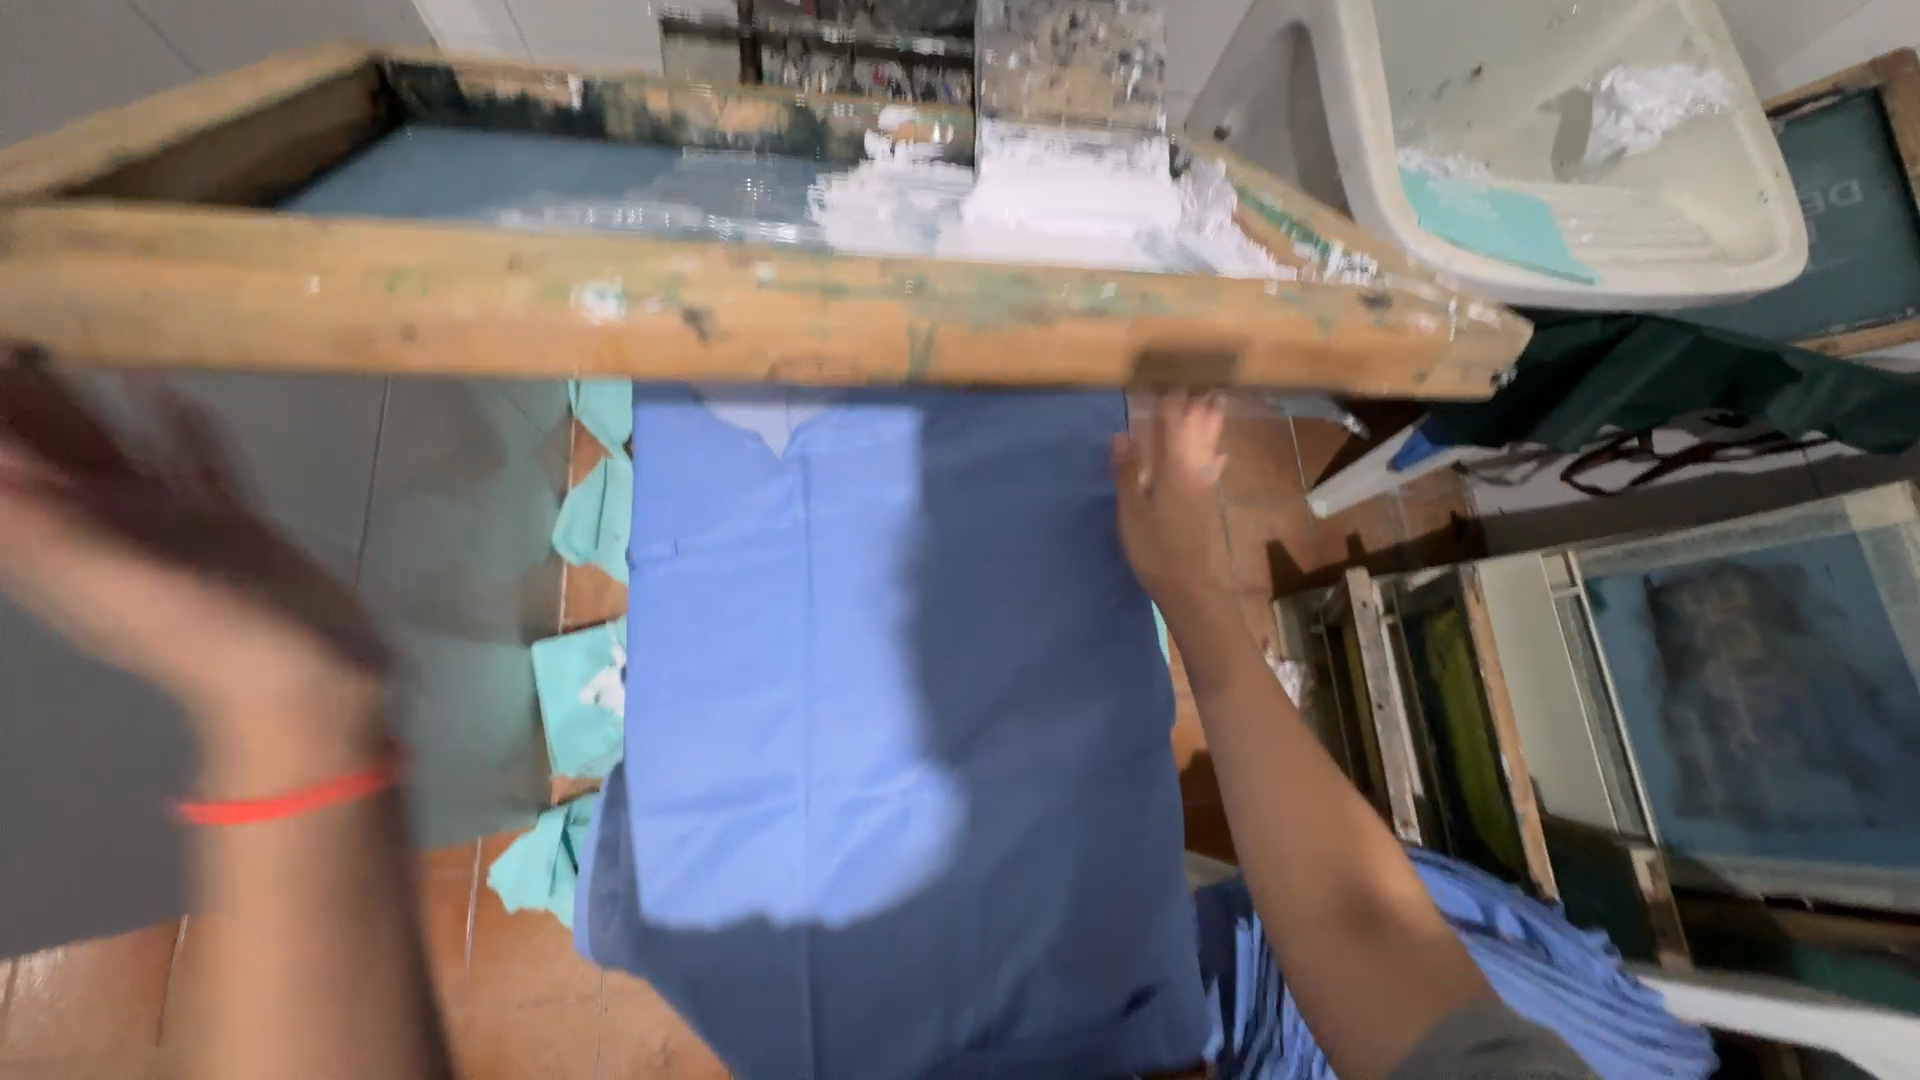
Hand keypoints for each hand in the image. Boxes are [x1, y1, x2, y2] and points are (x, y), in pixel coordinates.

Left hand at [0, 352, 390, 729]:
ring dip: (95, 411)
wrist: (316, 681)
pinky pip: (204, 470)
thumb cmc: (223, 645)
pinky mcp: (239, 529)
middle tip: (12, 344)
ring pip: (126, 458)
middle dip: (23, 407)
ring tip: (65, 351)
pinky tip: (176, 396)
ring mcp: (180, 530)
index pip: (3, 482)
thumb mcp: (134, 591)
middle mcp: (114, 534)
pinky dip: (188, 436)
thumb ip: (61, 531)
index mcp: (69, 552)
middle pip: (53, 460)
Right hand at [1111, 392, 1232, 621]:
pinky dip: (1214, 453)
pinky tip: (1219, 452)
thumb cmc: (1154, 547)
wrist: (1189, 584)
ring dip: (1208, 419)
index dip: (1170, 394)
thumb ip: (1128, 471)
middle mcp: (1195, 467)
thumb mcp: (1132, 510)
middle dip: (1197, 399)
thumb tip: (1122, 433)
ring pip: (1210, 442)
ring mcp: (1204, 484)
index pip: (1174, 419)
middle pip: (1200, 425)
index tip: (1165, 372)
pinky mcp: (1205, 500)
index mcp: (1175, 465)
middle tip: (1194, 375)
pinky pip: (1212, 466)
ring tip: (1209, 397)